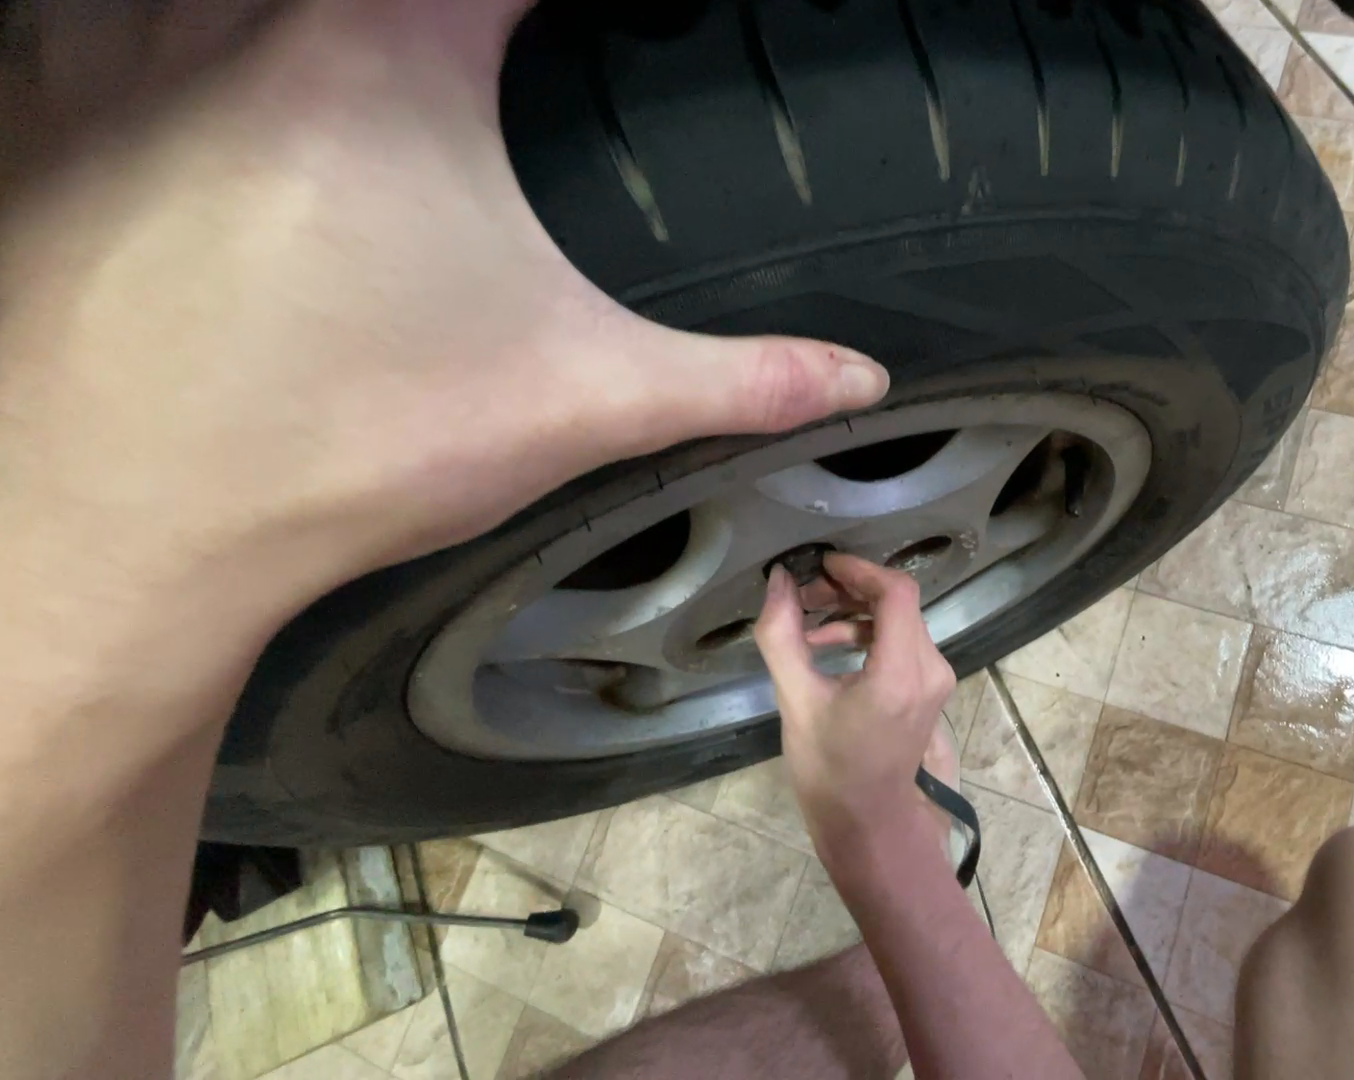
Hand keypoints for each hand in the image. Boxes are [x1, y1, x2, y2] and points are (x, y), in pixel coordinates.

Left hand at [0, 0, 888, 639]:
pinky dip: (233, 48)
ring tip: (434, 140)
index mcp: (387, 59)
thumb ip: (743, 378)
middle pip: (406, 1)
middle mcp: (235, 14)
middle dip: (479, 44)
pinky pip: (141, 17)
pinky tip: (283, 128)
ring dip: (365, 47)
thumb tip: (858, 380)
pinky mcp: (45, 102)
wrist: (119, 524)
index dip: (575, 23)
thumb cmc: (356, 444)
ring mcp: (111, 40)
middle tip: (529, 85)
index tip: (617, 56)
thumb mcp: (589, 401)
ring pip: (268, 5)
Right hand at [754, 554, 958, 860]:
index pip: (895, 593)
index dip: (859, 569)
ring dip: (856, 610)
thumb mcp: (795, 701)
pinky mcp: (932, 686)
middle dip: (850, 589)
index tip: (821, 565)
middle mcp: (930, 668)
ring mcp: (937, 678)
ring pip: (902, 619)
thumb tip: (779, 582)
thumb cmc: (828, 769)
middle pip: (898, 602)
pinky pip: (904, 640)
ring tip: (809, 620)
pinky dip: (869, 633)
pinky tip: (828, 643)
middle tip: (806, 593)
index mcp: (899, 674)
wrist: (868, 821)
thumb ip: (782, 636)